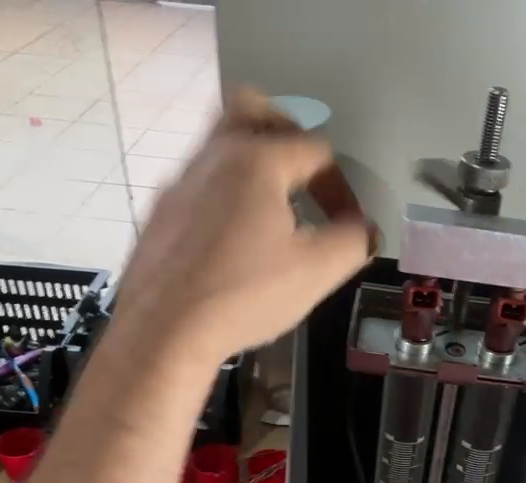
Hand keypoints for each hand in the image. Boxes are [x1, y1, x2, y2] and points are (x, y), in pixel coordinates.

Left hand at [110, 88, 375, 367]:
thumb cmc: (246, 295)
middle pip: (253, 110)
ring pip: (220, 148)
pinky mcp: (159, 214)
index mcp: (258, 160)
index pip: (316, 149)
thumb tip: (366, 230)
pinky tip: (233, 244)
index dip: (342, 186)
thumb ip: (352, 242)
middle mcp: (214, 156)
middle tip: (303, 173)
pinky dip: (224, 199)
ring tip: (272, 214)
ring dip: (253, 168)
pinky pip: (199, 186)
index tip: (347, 226)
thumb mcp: (316, 273)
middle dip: (287, 133)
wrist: (165, 330)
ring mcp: (179, 182)